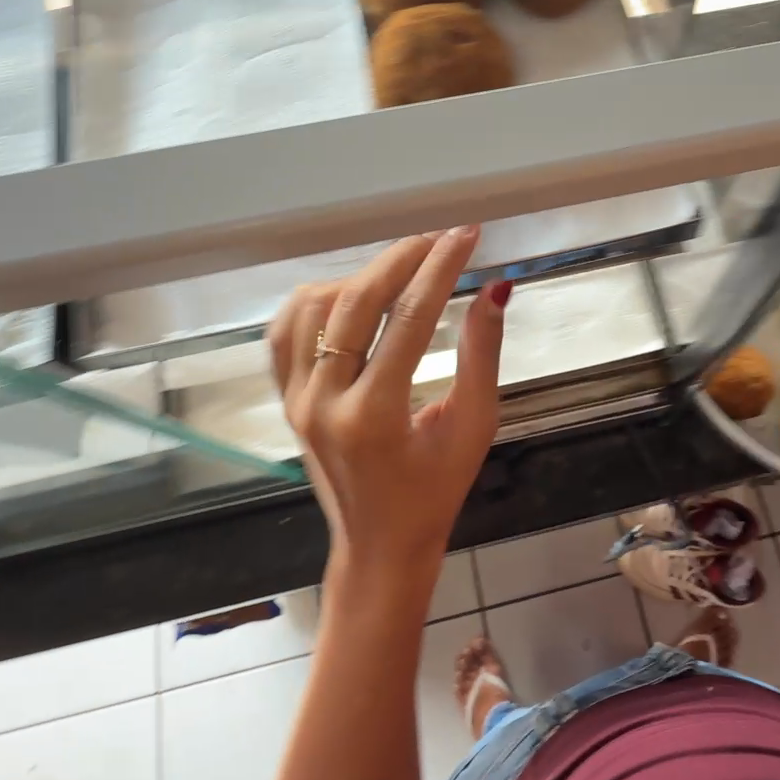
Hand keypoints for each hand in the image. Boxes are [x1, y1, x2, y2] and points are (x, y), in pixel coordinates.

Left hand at [268, 227, 507, 573]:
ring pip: (313, 308)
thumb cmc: (436, 492)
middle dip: (402, 260)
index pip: (408, 318)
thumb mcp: (474, 426)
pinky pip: (286, 331)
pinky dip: (316, 299)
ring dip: (361, 277)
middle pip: (356, 303)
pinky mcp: (285, 399)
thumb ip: (481, 354)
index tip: (467, 236)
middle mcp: (323, 402)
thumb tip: (495, 289)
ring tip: (403, 269)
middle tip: (439, 240)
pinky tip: (349, 291)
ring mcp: (295, 399)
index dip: (441, 269)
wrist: (380, 544)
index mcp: (375, 415)